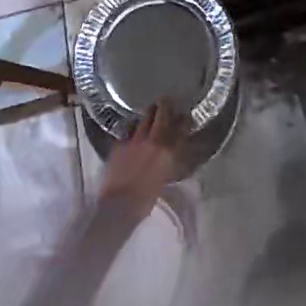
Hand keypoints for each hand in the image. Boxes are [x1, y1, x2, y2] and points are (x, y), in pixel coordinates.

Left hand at [98, 103, 183, 220]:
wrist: (119, 204)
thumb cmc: (146, 199)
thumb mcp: (165, 178)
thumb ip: (169, 161)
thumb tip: (171, 153)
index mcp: (168, 151)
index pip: (181, 127)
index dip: (185, 119)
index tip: (186, 115)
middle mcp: (153, 140)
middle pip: (161, 114)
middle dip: (165, 105)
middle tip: (166, 100)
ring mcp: (135, 140)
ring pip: (144, 118)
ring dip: (149, 113)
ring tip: (151, 110)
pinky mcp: (120, 144)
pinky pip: (129, 130)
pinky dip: (133, 127)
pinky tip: (133, 129)